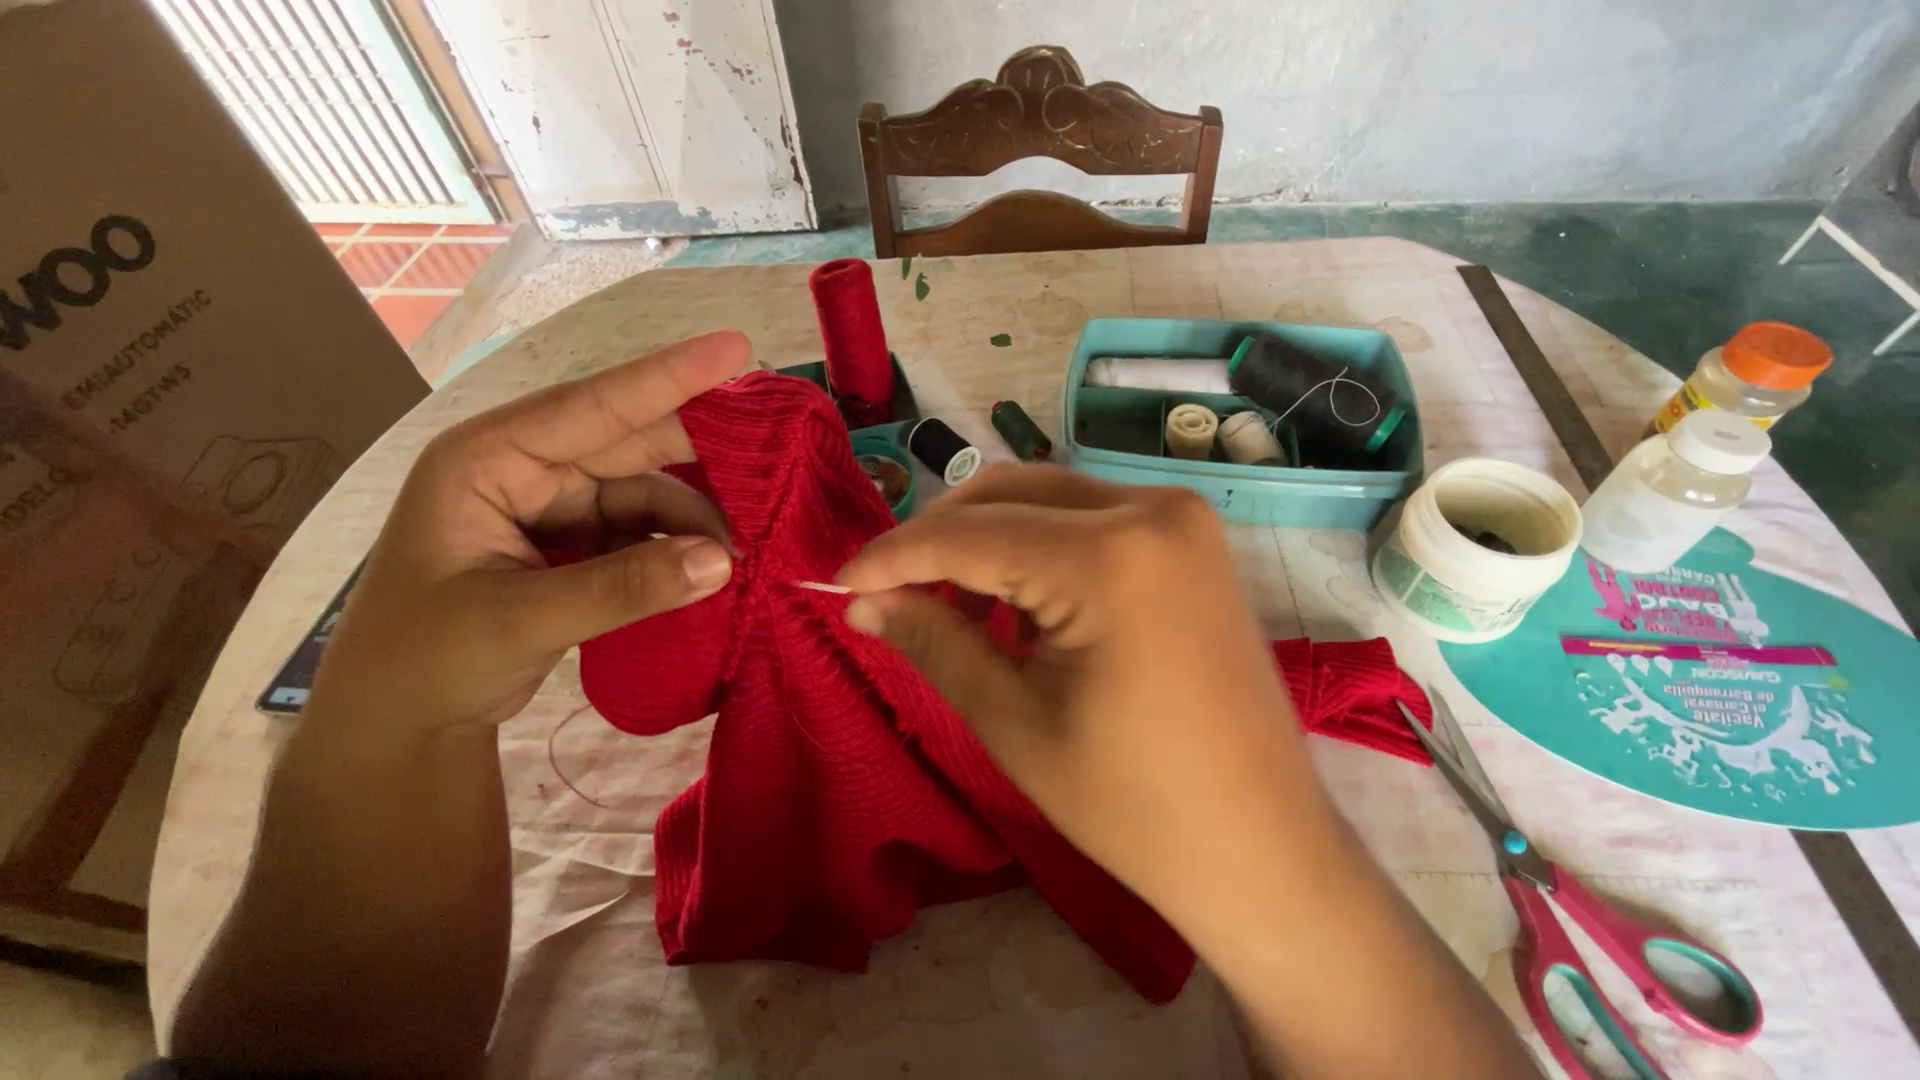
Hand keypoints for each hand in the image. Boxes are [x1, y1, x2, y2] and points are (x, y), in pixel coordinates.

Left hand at [307, 331, 752, 733]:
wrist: (402, 719)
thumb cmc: (424, 658)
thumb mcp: (518, 620)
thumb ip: (621, 588)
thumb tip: (722, 561)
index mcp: (489, 459)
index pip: (591, 406)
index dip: (668, 377)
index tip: (737, 347)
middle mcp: (527, 468)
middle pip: (630, 440)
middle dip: (702, 451)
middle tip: (779, 457)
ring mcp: (556, 505)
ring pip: (647, 489)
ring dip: (699, 514)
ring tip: (751, 544)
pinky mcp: (579, 543)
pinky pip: (646, 529)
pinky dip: (682, 545)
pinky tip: (717, 563)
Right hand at [835, 465, 1321, 924]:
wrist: (1260, 843)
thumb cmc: (1132, 802)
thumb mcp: (1013, 721)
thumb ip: (932, 641)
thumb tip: (864, 601)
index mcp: (1109, 554)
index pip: (969, 534)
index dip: (893, 556)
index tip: (836, 583)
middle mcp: (1152, 509)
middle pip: (1009, 494)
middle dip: (937, 538)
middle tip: (883, 592)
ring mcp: (1181, 520)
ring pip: (1048, 499)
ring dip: (984, 538)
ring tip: (939, 600)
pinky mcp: (1192, 542)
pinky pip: (1090, 520)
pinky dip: (1037, 546)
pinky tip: (1007, 597)